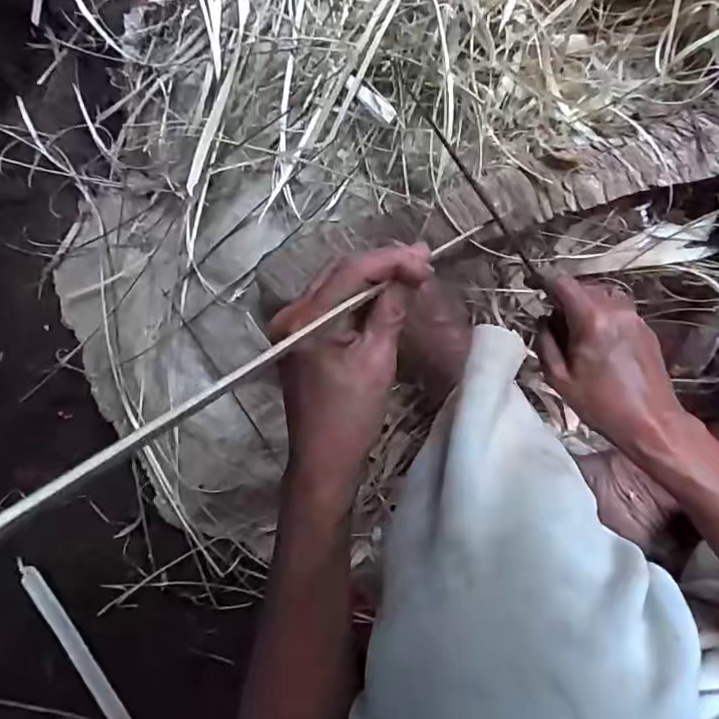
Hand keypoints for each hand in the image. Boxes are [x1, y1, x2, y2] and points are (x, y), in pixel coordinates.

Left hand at [272, 244, 432, 497]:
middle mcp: (293, 314)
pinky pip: (334, 300)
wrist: (323, 459)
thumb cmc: (352, 415)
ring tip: (412, 267)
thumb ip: (391, 310)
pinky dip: (362, 291)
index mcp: (307, 320)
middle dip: (384, 261)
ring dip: (375, 273)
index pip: (352, 271)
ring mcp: (293, 324)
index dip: (392, 261)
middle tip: (424, 259)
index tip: (426, 261)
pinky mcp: (301, 334)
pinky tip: (387, 288)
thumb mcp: (378, 358)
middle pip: (341, 270)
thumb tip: (413, 273)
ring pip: (338, 281)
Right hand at [538, 274, 691, 459]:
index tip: (531, 283)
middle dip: (565, 298)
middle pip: (584, 286)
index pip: (564, 283)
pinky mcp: (646, 328)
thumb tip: (544, 321)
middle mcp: (616, 310)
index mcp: (592, 320)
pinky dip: (603, 315)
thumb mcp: (560, 380)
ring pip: (602, 295)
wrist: (652, 422)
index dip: (544, 280)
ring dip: (585, 305)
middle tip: (554, 323)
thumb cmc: (603, 406)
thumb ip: (546, 344)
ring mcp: (634, 317)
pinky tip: (600, 342)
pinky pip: (618, 309)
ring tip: (577, 333)